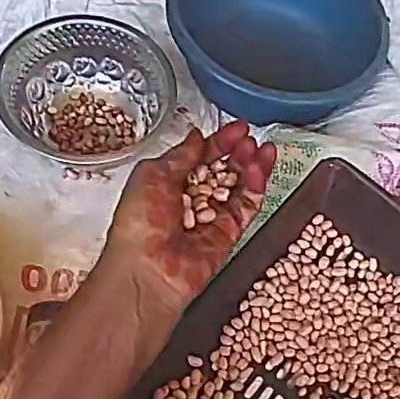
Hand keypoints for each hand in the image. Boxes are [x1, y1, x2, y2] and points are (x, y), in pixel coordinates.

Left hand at [99, 120, 274, 319]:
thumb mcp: (152, 174)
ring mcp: (211, 219)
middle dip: (237, 152)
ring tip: (260, 149)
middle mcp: (191, 201)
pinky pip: (246, 208)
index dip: (219, 142)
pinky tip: (260, 169)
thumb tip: (197, 137)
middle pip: (222, 171)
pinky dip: (256, 188)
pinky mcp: (228, 235)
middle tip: (248, 138)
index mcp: (168, 184)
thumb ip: (181, 155)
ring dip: (251, 166)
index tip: (236, 128)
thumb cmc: (138, 226)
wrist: (147, 270)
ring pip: (239, 188)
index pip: (201, 157)